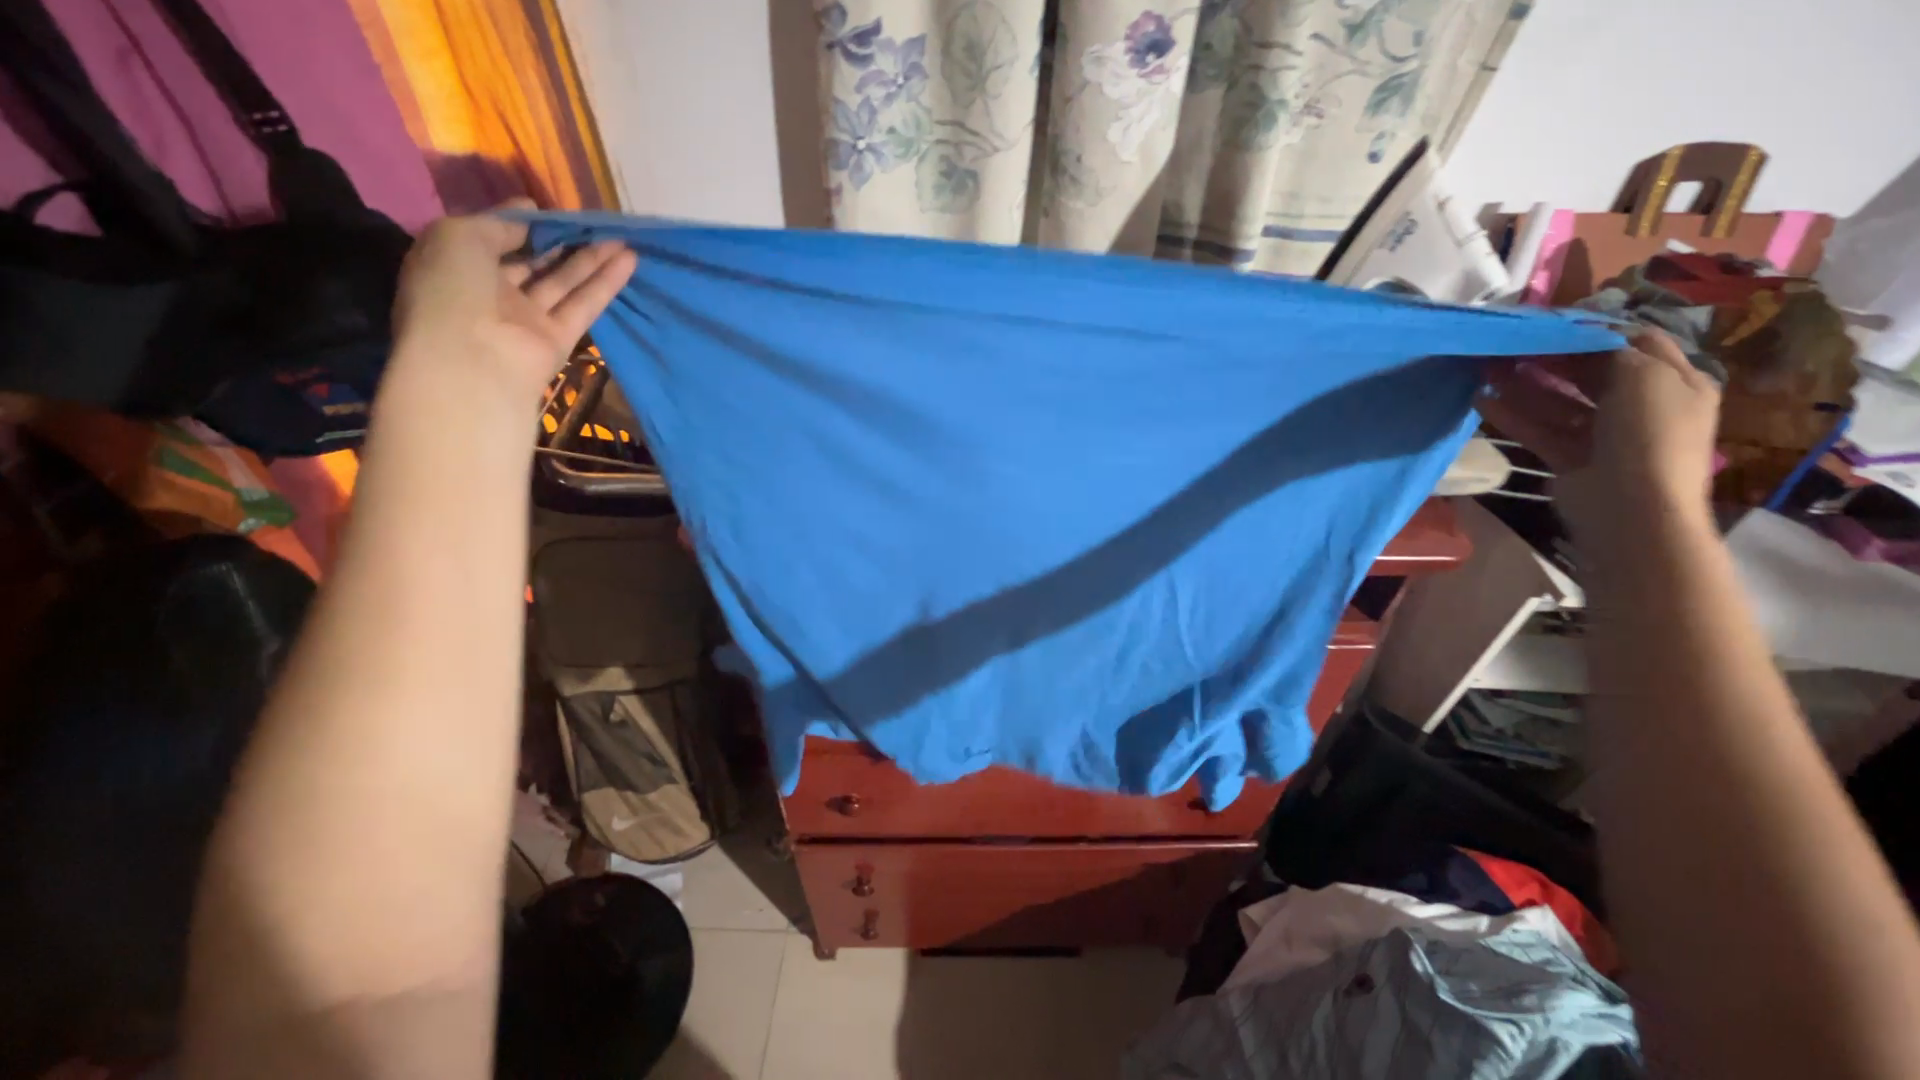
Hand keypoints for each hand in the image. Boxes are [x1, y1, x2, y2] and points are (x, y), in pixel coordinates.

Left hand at [391, 202, 637, 398]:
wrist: (469, 362)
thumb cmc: (451, 290)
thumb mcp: (459, 235)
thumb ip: (499, 223)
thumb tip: (530, 212)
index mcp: (457, 267)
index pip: (492, 240)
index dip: (519, 224)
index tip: (546, 209)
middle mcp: (491, 294)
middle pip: (533, 262)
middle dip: (560, 241)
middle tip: (592, 221)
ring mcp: (525, 320)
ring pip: (563, 282)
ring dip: (591, 259)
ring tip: (621, 236)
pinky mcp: (557, 341)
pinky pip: (583, 306)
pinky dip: (605, 283)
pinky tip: (628, 259)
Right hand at [1477, 329, 1720, 538]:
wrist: (1632, 509)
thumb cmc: (1649, 433)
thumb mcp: (1645, 375)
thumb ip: (1613, 349)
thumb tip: (1584, 333)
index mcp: (1676, 383)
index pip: (1637, 343)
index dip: (1598, 330)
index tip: (1556, 321)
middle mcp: (1643, 407)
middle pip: (1593, 372)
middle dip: (1554, 357)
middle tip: (1515, 342)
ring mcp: (1605, 436)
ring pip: (1561, 402)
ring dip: (1526, 384)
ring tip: (1488, 367)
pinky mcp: (1572, 460)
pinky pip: (1541, 430)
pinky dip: (1514, 416)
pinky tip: (1482, 400)